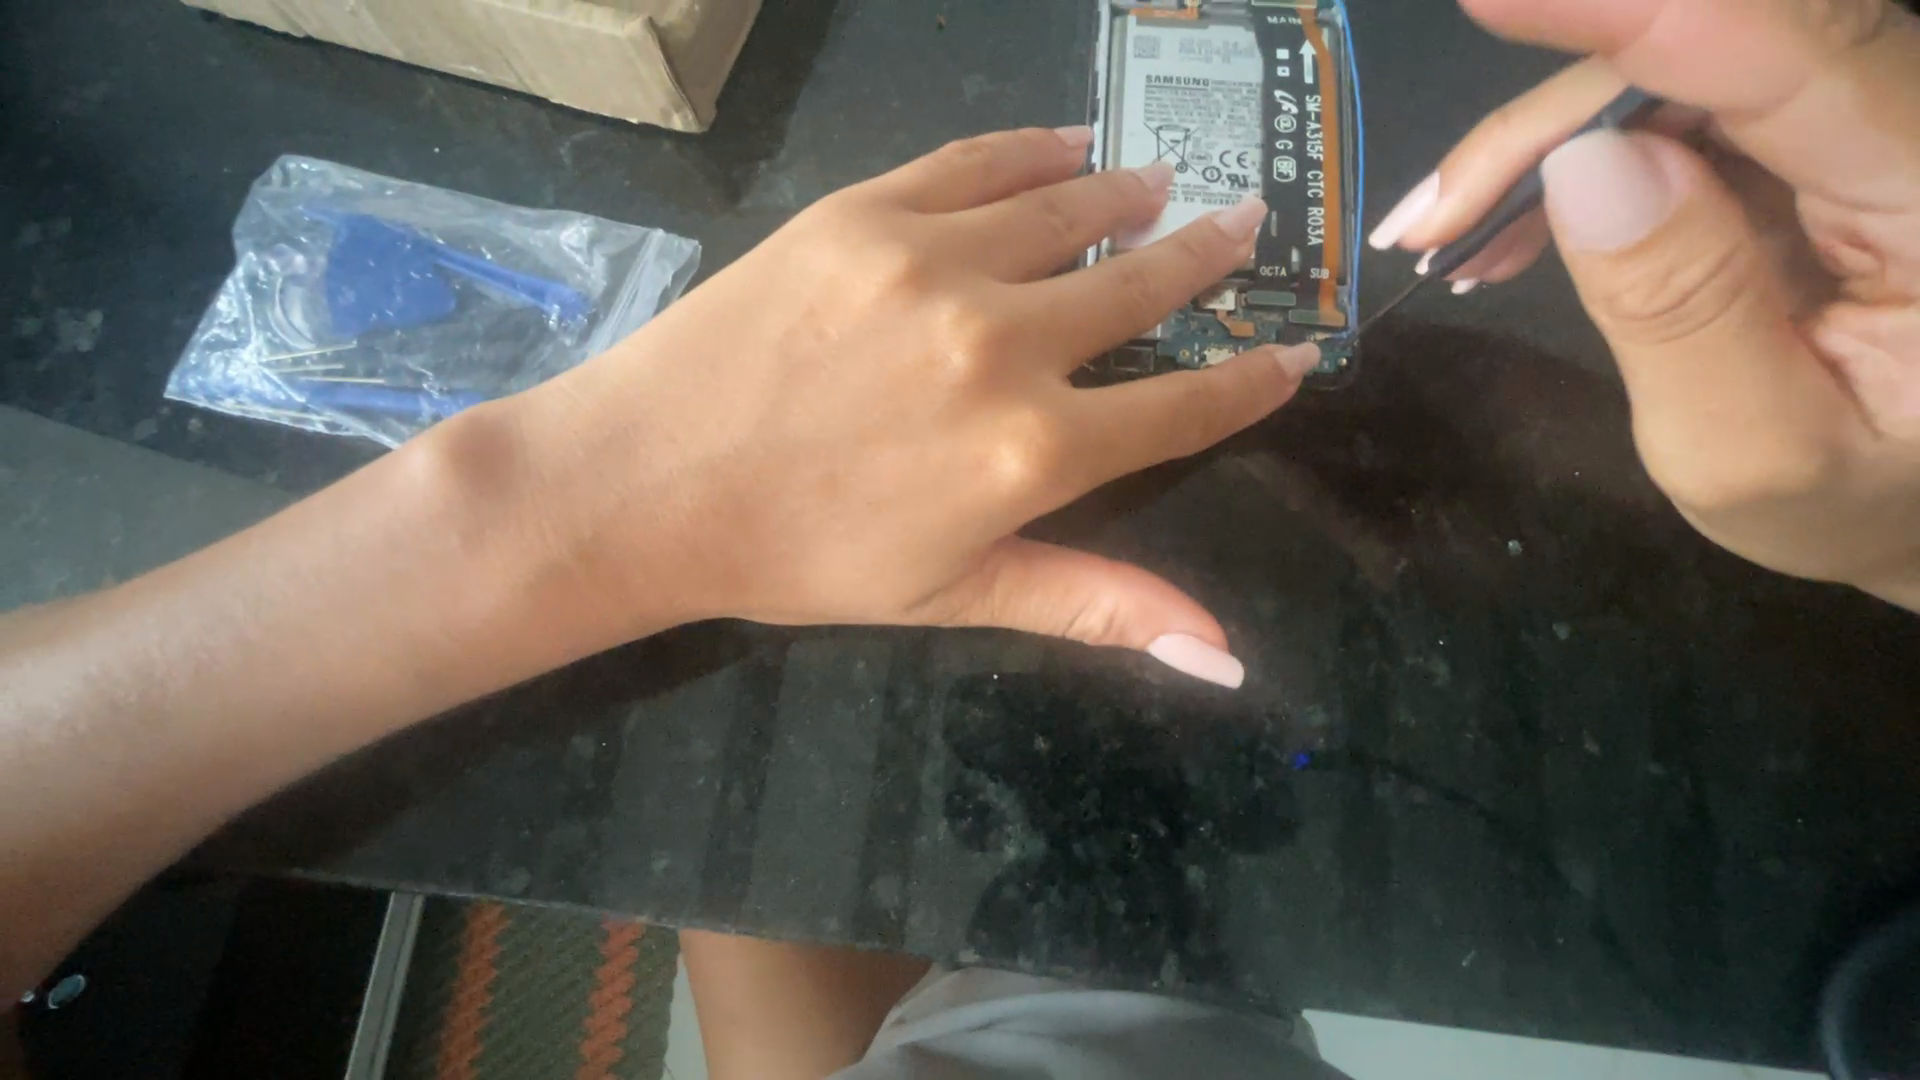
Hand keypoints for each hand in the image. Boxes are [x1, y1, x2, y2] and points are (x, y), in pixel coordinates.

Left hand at [507, 127, 1319, 686]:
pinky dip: (1034, 152)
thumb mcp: (957, 594)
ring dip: (1129, 199)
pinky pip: (976, 163)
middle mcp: (1005, 343)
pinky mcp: (865, 213)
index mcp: (1034, 451)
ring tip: (1162, 188)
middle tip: (1245, 227)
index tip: (1294, 353)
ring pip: (1068, 212)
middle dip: (1206, 260)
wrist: (649, 486)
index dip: (1248, 382)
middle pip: (1140, 289)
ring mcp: (934, 264)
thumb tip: (1222, 657)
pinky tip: (1067, 148)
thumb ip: (1095, 604)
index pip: (1180, 408)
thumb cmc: (805, 558)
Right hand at [1367, 0, 1919, 608]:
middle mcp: (1906, 129)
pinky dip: (1566, 178)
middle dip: (1537, 135)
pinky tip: (1505, 238)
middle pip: (1705, 64)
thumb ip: (1678, 309)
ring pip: (1670, 93)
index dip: (1630, 13)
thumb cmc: (1856, 502)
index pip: (1781, 51)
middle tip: (1421, 228)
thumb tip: (1583, 164)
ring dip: (1536, 159)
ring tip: (1445, 243)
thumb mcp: (1748, 448)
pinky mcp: (1804, 159)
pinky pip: (1671, 130)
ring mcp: (1856, 139)